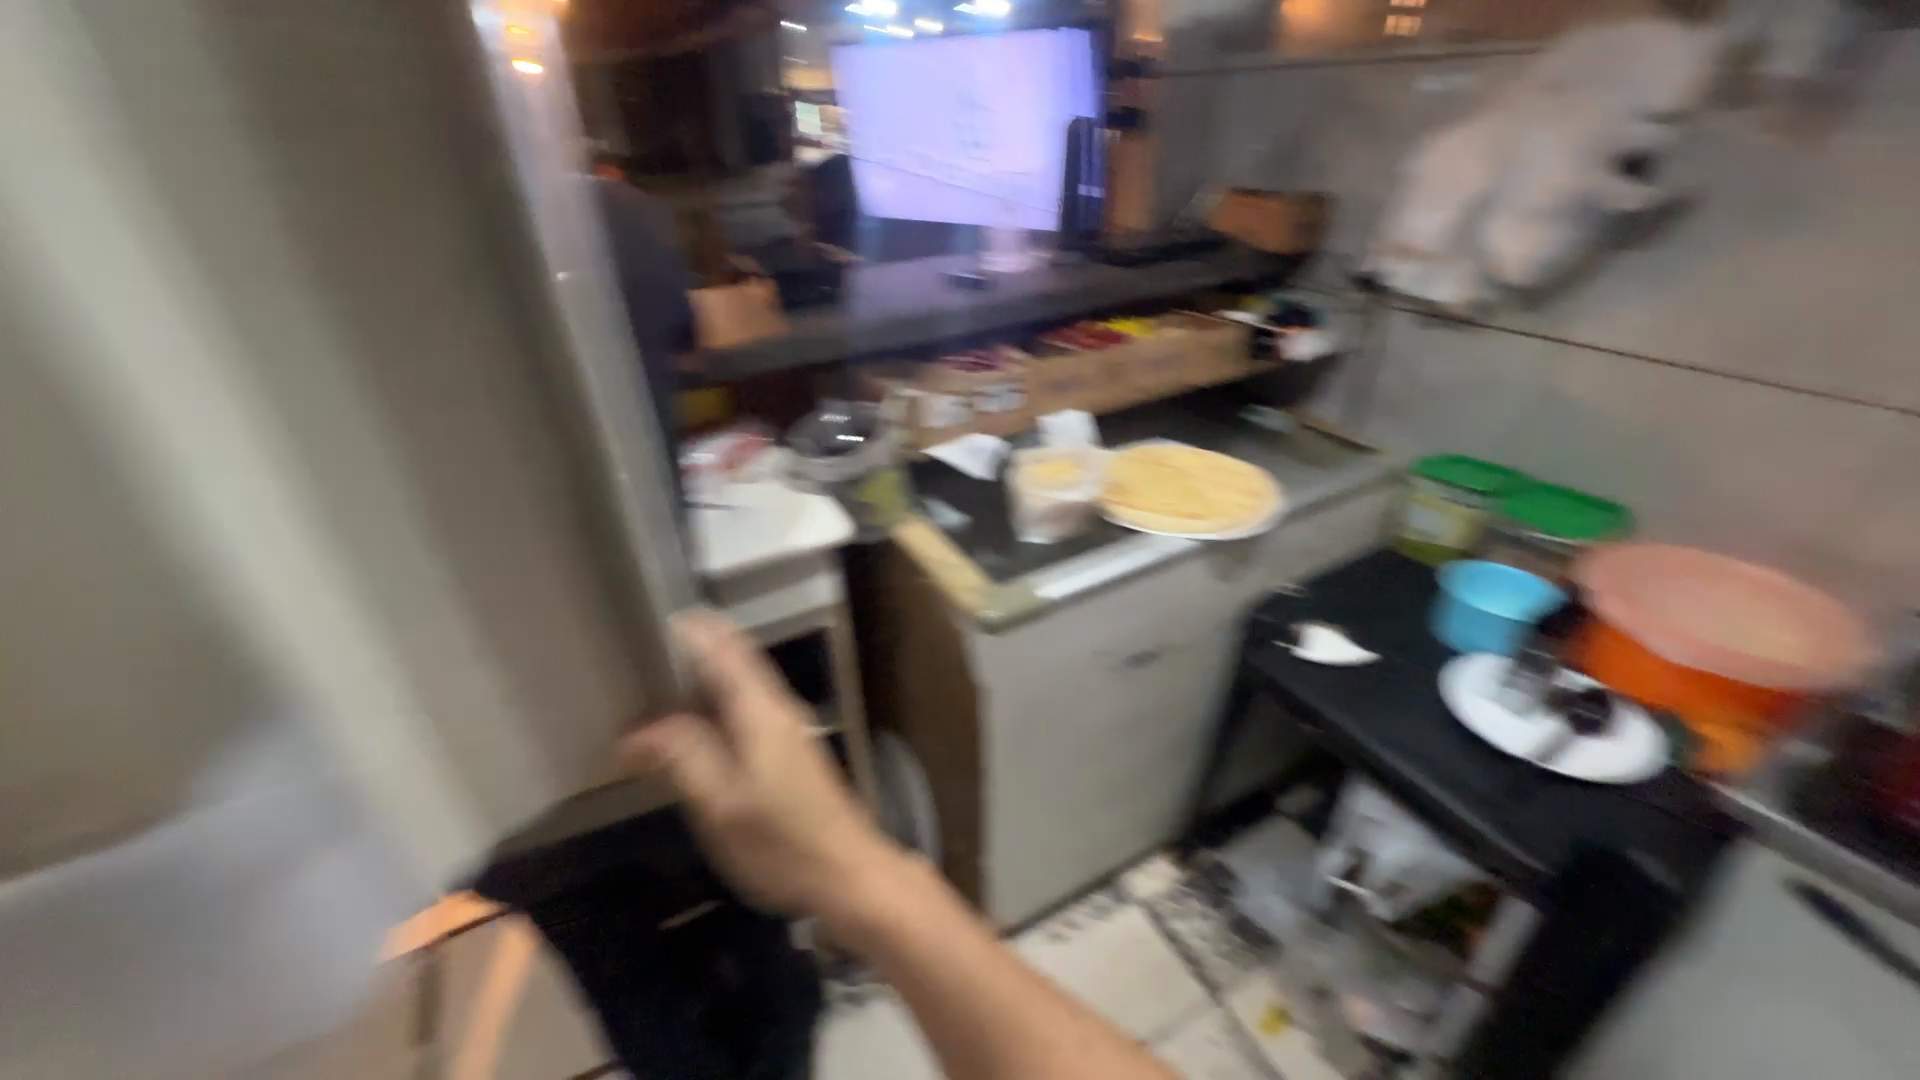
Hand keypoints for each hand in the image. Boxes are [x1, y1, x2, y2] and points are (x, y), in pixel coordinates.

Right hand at [622, 611, 901, 920]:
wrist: (848, 874)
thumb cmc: (781, 842)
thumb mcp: (721, 805)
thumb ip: (683, 757)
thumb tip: (637, 728)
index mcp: (761, 710)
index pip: (725, 649)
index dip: (689, 631)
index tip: (647, 624)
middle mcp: (779, 708)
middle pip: (734, 663)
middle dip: (690, 654)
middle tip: (638, 659)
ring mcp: (789, 730)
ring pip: (741, 688)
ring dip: (701, 683)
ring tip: (652, 691)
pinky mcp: (791, 753)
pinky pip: (747, 712)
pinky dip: (715, 708)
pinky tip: (691, 731)